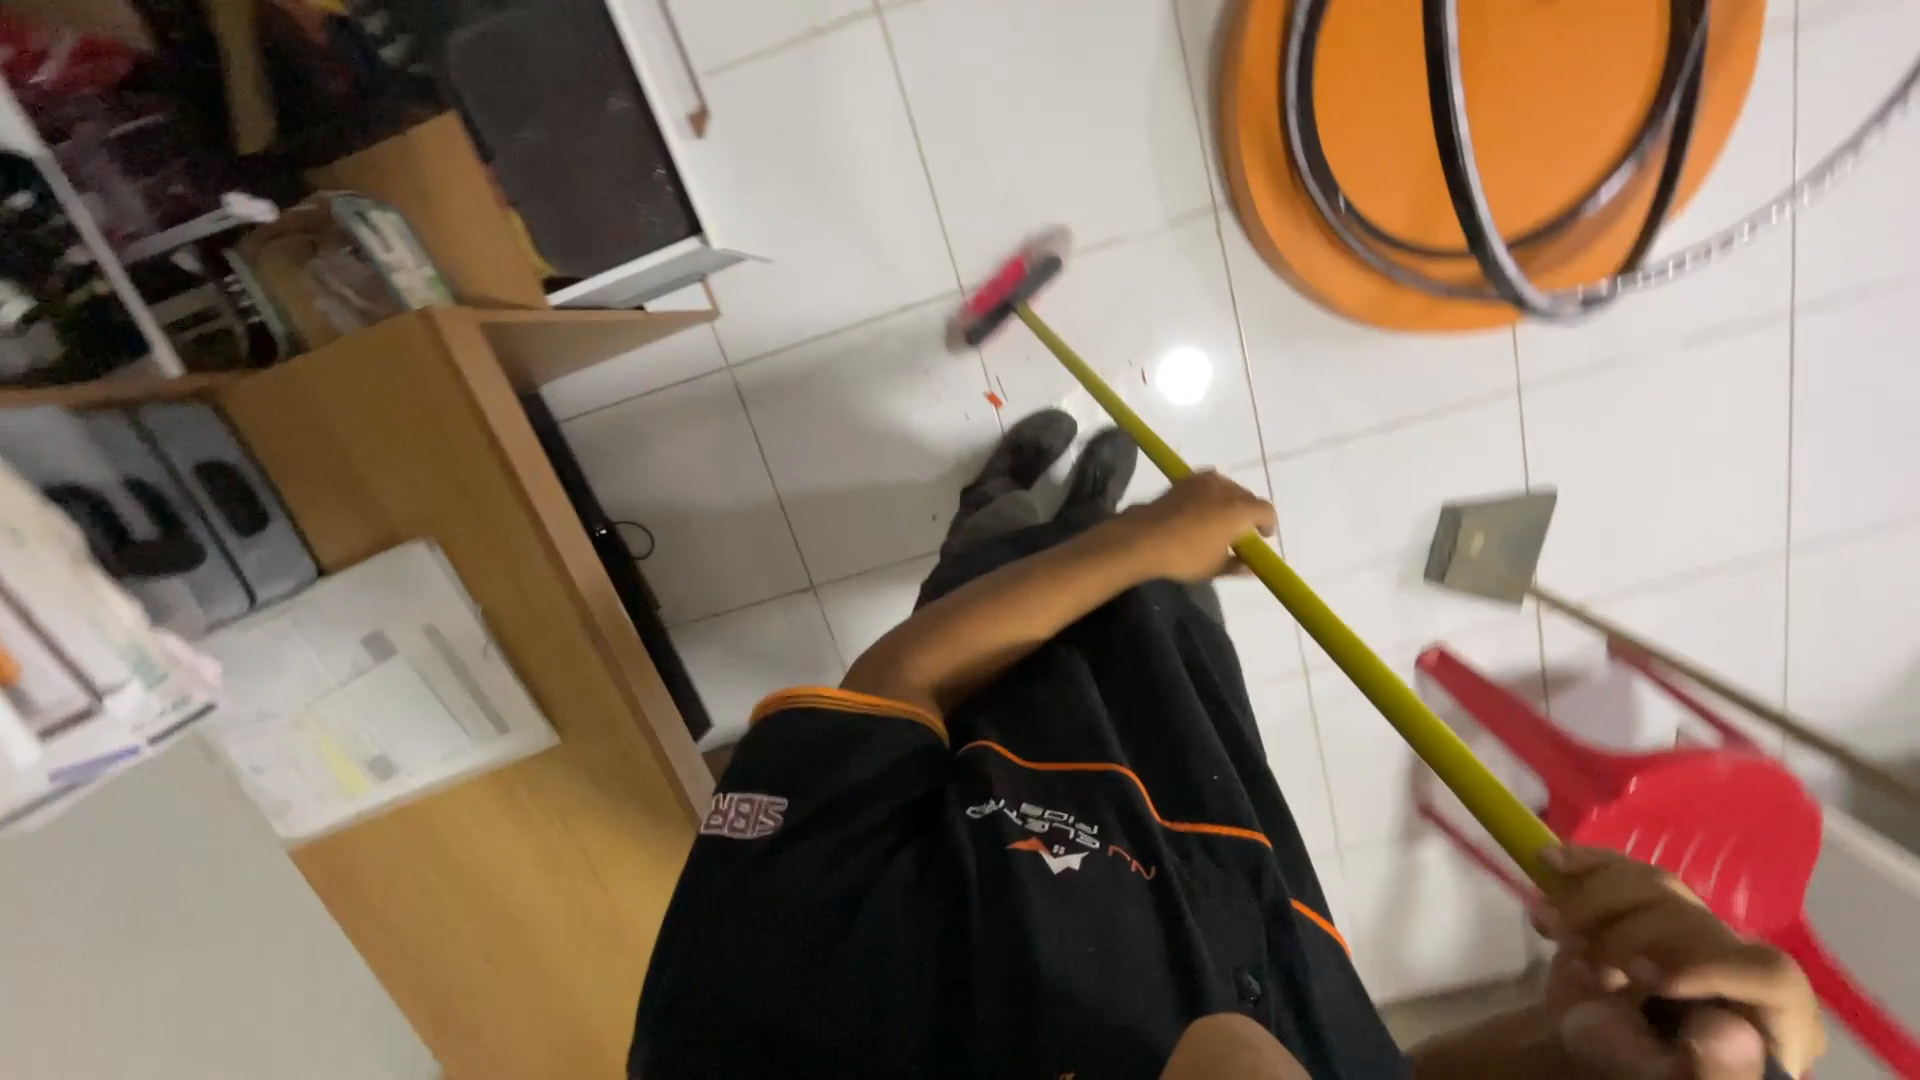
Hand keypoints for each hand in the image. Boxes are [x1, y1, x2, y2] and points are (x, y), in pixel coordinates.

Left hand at [1115, 470, 1277, 583]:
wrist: (1143, 538)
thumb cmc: (1185, 556)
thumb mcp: (1215, 568)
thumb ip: (1237, 566)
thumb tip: (1250, 568)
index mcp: (1240, 509)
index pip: (1266, 510)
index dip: (1268, 524)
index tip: (1262, 536)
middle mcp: (1225, 489)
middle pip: (1246, 496)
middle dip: (1248, 511)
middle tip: (1240, 530)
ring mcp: (1202, 481)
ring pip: (1226, 487)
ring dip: (1229, 500)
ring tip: (1220, 517)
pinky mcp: (1182, 481)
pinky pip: (1205, 483)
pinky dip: (1209, 493)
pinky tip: (1200, 506)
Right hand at [1533, 846, 1824, 1077]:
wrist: (1594, 1042)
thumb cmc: (1638, 1070)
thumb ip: (1713, 1071)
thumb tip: (1731, 1030)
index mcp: (1771, 1017)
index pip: (1767, 974)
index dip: (1708, 965)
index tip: (1646, 980)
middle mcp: (1739, 962)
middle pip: (1692, 922)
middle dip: (1623, 940)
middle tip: (1588, 973)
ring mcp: (1690, 924)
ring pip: (1650, 886)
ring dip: (1588, 903)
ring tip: (1553, 931)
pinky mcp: (1643, 901)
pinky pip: (1619, 867)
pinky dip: (1580, 861)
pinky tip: (1548, 862)